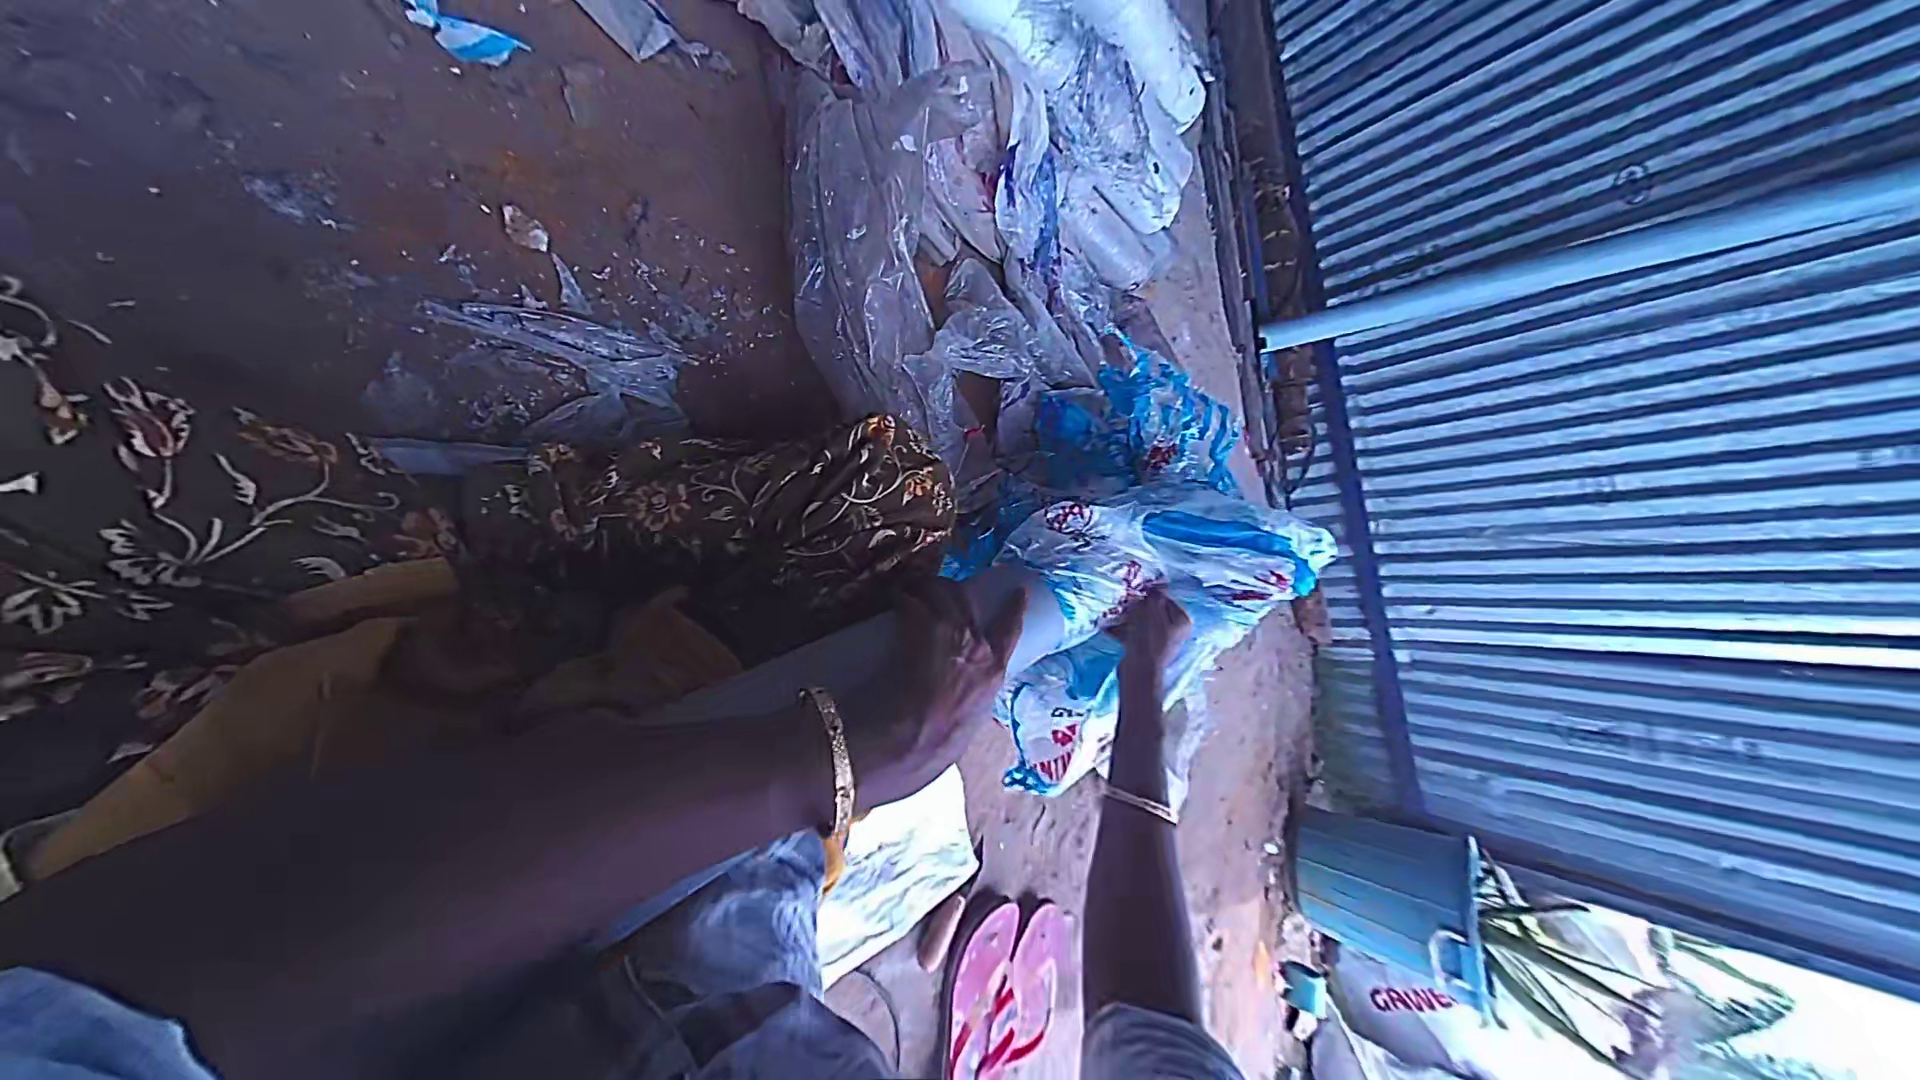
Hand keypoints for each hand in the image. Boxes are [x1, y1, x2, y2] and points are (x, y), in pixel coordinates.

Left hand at [844, 576, 1024, 807]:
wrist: (909, 741)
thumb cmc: (937, 746)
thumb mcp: (971, 721)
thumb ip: (974, 700)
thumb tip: (964, 701)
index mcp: (994, 669)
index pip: (1011, 627)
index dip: (1014, 606)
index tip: (1017, 592)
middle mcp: (976, 643)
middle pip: (965, 599)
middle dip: (948, 589)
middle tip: (933, 588)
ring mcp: (947, 630)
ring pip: (937, 592)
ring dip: (922, 587)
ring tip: (908, 588)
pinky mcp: (917, 625)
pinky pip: (910, 598)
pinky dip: (902, 595)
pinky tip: (894, 595)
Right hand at [1117, 587, 1190, 675]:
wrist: (1139, 671)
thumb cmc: (1148, 640)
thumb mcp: (1152, 612)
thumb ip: (1155, 597)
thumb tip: (1158, 585)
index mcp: (1181, 620)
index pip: (1165, 598)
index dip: (1149, 594)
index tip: (1135, 593)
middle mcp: (1174, 630)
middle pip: (1153, 609)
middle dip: (1137, 606)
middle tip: (1125, 604)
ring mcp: (1160, 640)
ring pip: (1142, 620)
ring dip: (1127, 617)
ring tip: (1115, 615)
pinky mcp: (1146, 648)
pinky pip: (1134, 632)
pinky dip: (1122, 629)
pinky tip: (1110, 628)